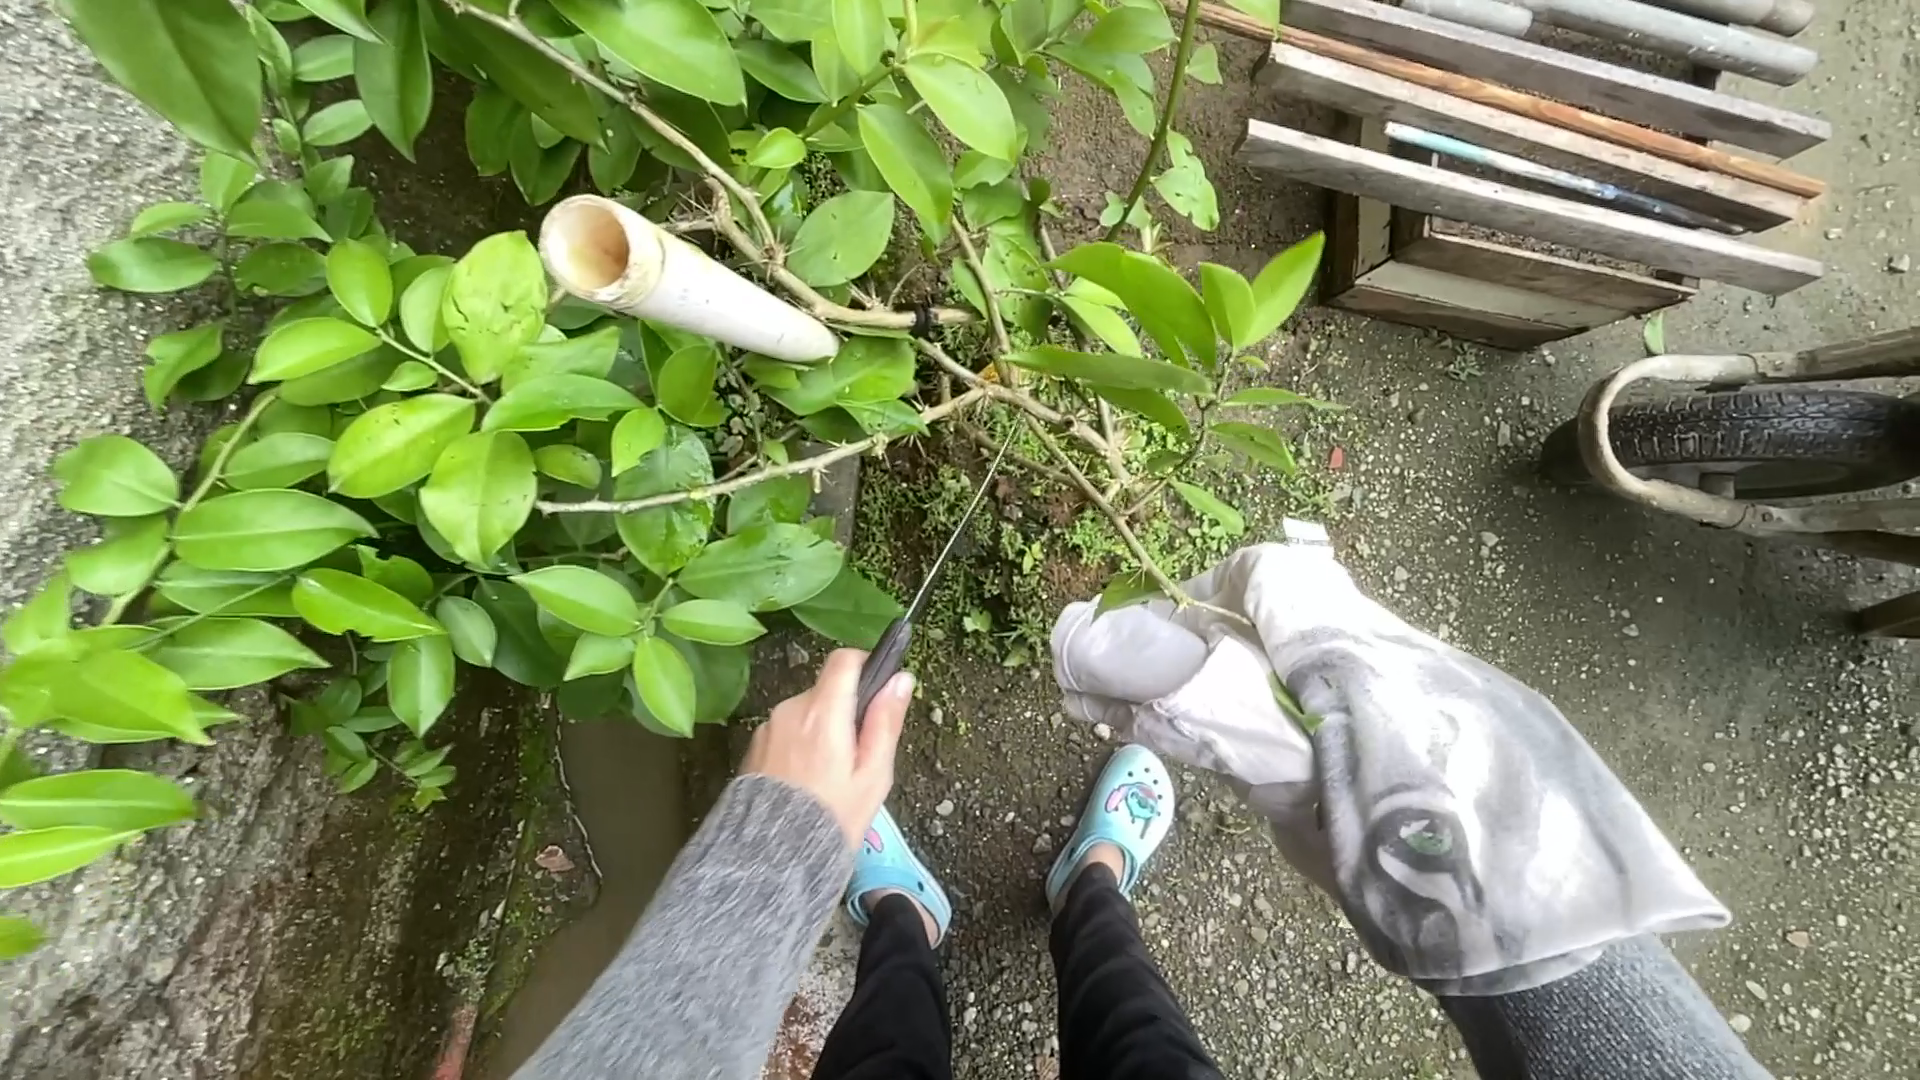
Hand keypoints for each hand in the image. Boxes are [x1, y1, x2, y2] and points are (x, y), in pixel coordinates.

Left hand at [742, 649, 912, 847]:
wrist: (770, 859)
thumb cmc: (832, 816)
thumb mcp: (873, 774)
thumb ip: (886, 721)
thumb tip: (902, 678)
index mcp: (823, 712)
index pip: (843, 660)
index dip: (865, 665)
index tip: (877, 689)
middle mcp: (790, 710)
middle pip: (826, 691)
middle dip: (844, 712)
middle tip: (857, 756)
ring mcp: (768, 728)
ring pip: (806, 713)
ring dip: (821, 730)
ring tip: (829, 777)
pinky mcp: (754, 747)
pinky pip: (786, 733)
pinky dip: (799, 746)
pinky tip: (805, 783)